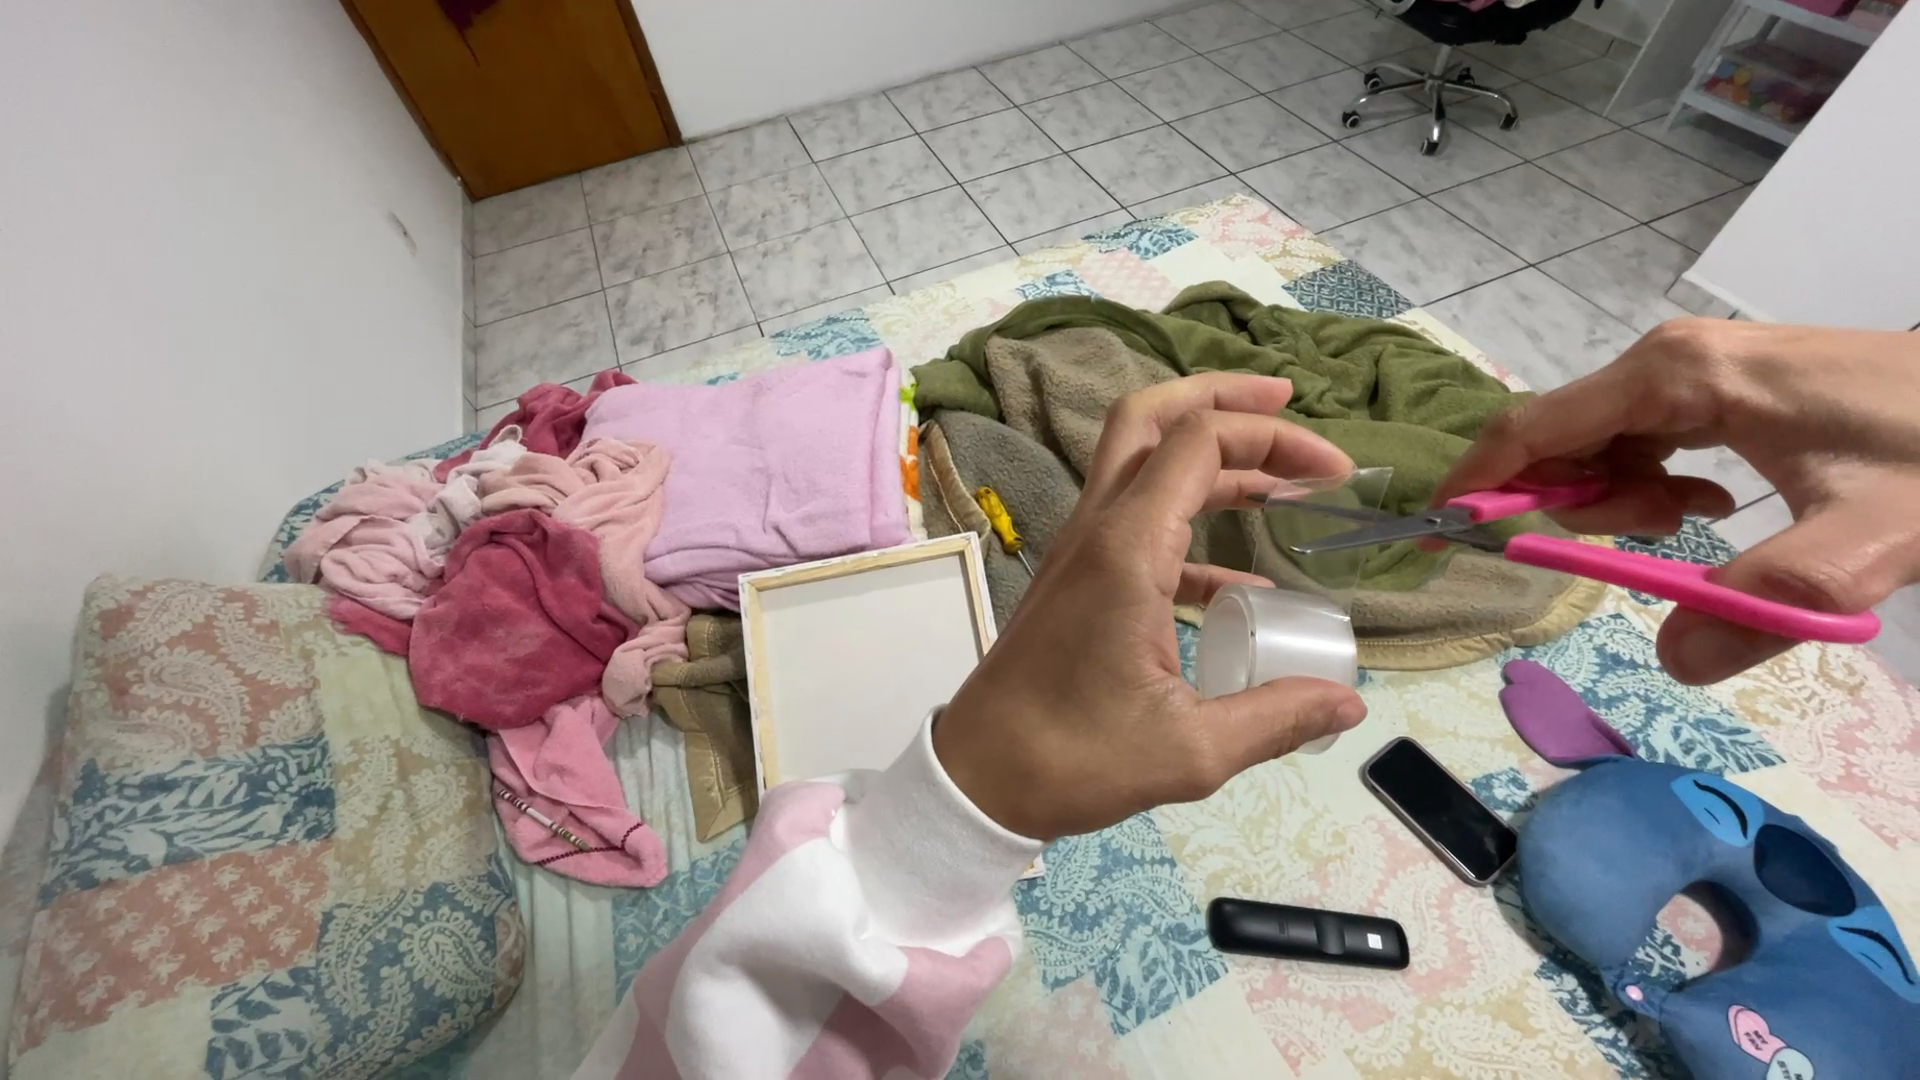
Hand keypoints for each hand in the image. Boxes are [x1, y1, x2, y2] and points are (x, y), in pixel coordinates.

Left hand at [934, 374, 1369, 840]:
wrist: (980, 774)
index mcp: (1126, 550)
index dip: (1273, 437)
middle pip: (1149, 421)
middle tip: (1287, 406)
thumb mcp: (1189, 750)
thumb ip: (1276, 719)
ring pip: (1140, 467)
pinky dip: (1191, 532)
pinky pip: (1139, 531)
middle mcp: (1098, 531)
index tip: (1335, 473)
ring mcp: (1081, 552)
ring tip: (1284, 485)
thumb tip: (1349, 706)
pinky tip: (1245, 581)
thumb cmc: (1074, 758)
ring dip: (1209, 461)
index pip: (1198, 441)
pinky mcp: (1078, 581)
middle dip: (1219, 399)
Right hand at [1436, 318, 1919, 683]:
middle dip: (1573, 504)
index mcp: (1671, 375)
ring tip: (1693, 520)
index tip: (1440, 536)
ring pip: (1587, 447)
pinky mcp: (1700, 387)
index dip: (1474, 484)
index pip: (1528, 429)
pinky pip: (1628, 443)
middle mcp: (1659, 363)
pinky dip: (1644, 485)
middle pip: (1553, 441)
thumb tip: (1677, 666)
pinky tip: (1704, 499)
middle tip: (1650, 541)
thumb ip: (1776, 594)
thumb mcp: (1883, 529)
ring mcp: (1679, 371)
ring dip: (1614, 500)